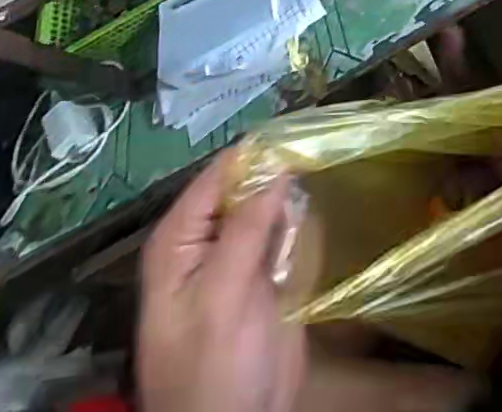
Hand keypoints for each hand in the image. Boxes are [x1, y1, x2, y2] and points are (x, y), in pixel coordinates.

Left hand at [139, 154, 304, 411]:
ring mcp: (237, 255)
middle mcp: (207, 238)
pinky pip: (283, 230)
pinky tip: (316, 204)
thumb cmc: (212, 370)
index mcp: (181, 239)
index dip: (256, 152)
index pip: (218, 176)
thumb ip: (247, 230)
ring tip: (321, 161)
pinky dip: (299, 218)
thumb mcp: (222, 298)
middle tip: (317, 143)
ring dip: (291, 190)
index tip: (298, 131)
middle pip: (244, 185)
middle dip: (277, 167)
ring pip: (268, 204)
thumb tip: (276, 165)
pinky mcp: (265, 272)